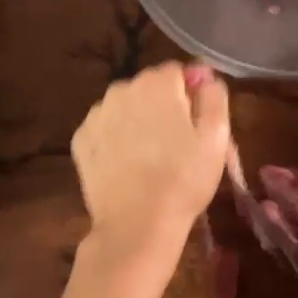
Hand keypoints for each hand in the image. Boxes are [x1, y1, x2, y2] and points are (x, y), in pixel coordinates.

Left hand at [72, 61, 230, 269]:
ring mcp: (96, 115)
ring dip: (138, 120)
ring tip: (151, 156)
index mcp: (156, 83)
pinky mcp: (81, 140)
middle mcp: (121, 89)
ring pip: (125, 107)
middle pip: (149, 87)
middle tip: (177, 142)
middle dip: (163, 105)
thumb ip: (214, 96)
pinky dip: (116, 139)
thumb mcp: (216, 136)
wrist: (137, 225)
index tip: (197, 122)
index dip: (190, 93)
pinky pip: (106, 129)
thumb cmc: (184, 179)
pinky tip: (128, 164)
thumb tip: (205, 77)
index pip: (177, 72)